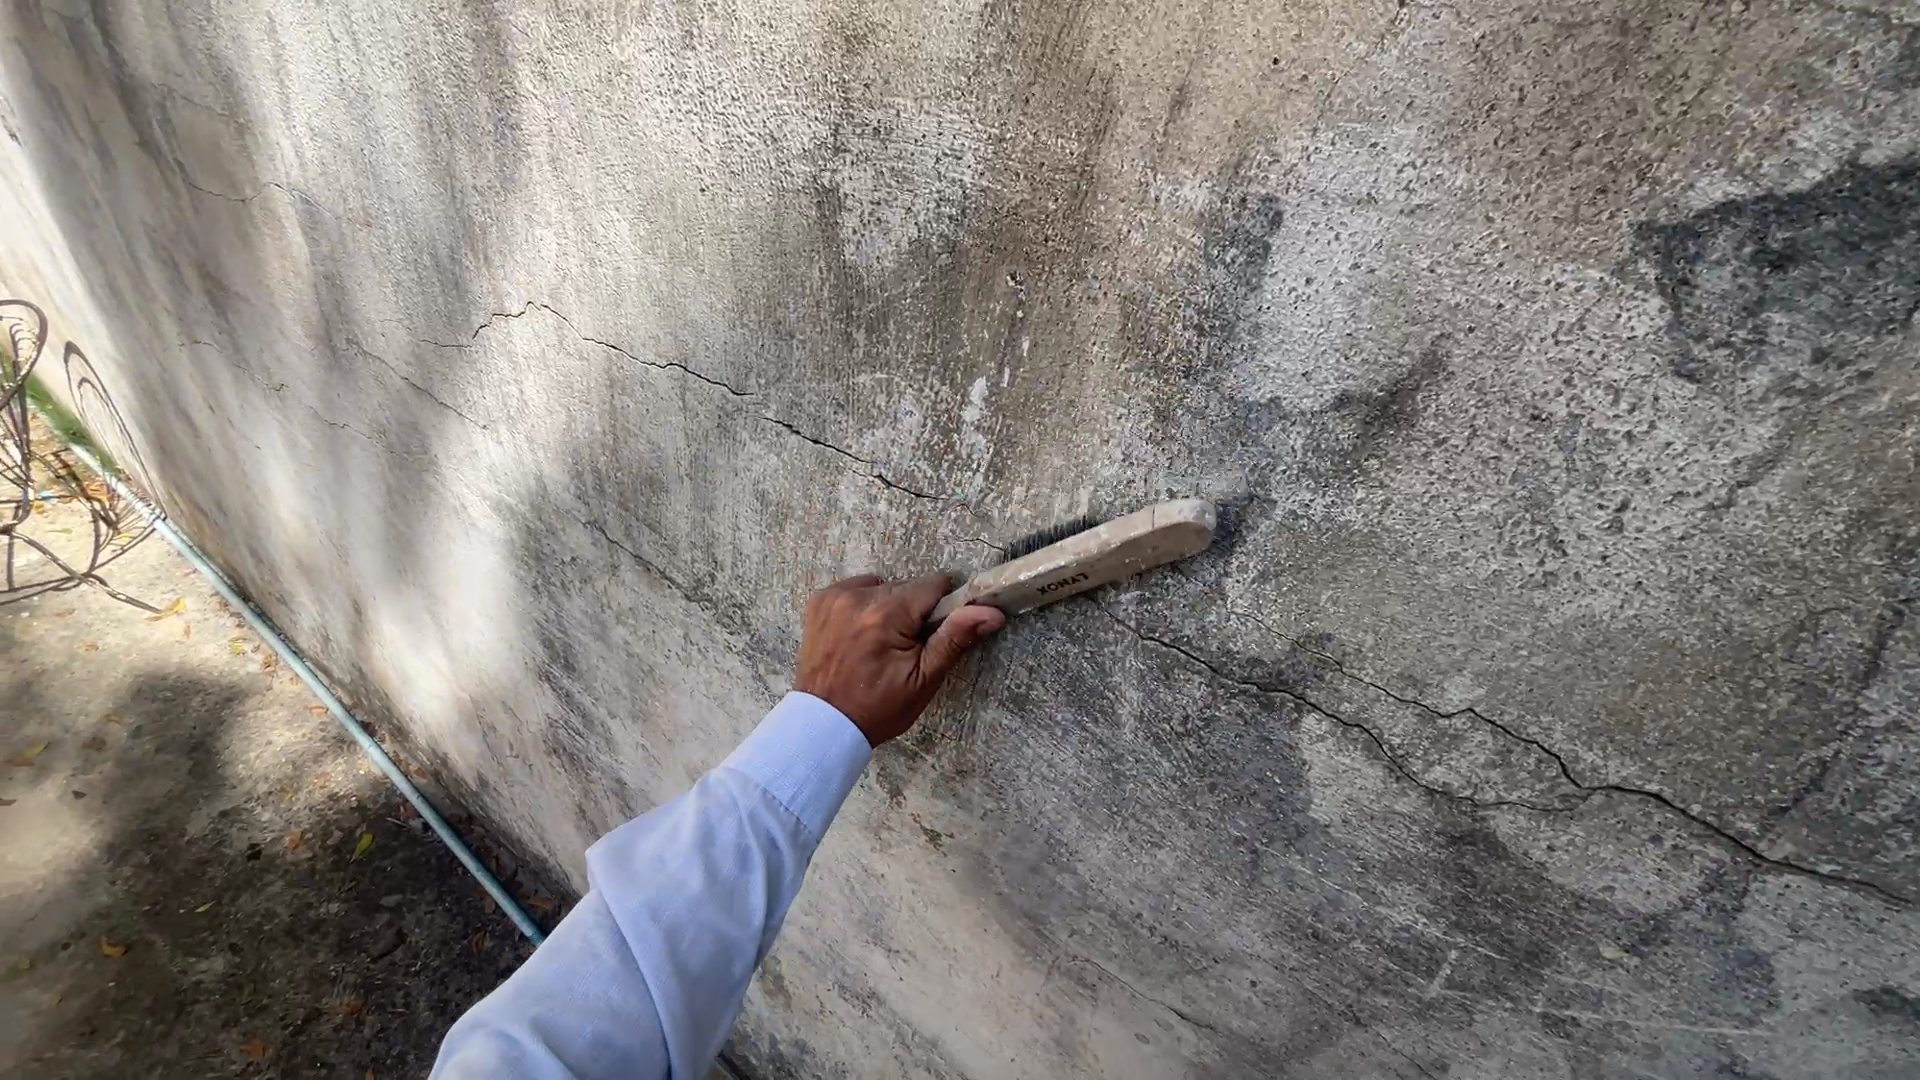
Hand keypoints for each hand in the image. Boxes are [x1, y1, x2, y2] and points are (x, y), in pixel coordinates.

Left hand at [793, 575, 1007, 745]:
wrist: (825, 724)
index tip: (934, 634)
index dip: (942, 609)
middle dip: (914, 611)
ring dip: (890, 607)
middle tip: (905, 648)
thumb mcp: (924, 678)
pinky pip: (858, 589)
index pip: (934, 586)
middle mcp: (859, 597)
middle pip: (908, 587)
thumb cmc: (878, 707)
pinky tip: (861, 633)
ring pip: (884, 587)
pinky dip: (865, 605)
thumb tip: (990, 611)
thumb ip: (955, 637)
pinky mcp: (821, 600)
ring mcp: (836, 596)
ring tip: (880, 643)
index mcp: (887, 614)